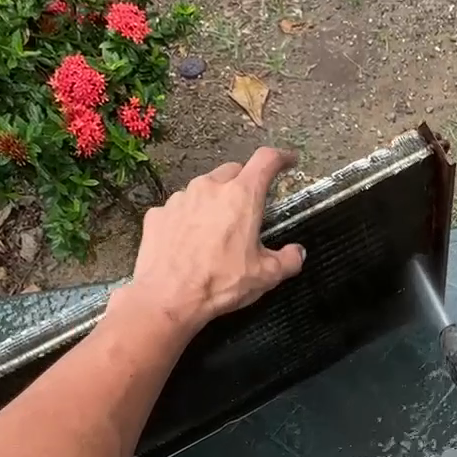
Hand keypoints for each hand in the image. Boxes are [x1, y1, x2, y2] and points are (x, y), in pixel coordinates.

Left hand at [120, 147, 305, 331]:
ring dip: (215, 203)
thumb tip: (297, 252)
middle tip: (250, 209)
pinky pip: (180, 210)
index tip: (288, 160)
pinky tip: (192, 244)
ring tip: (219, 234)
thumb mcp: (266, 276)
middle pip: (233, 172)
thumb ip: (288, 260)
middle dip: (245, 184)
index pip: (265, 161)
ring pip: (204, 189)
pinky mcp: (159, 214)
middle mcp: (209, 188)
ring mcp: (180, 199)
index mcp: (242, 197)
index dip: (281, 157)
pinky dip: (190, 220)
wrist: (168, 298)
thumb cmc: (220, 284)